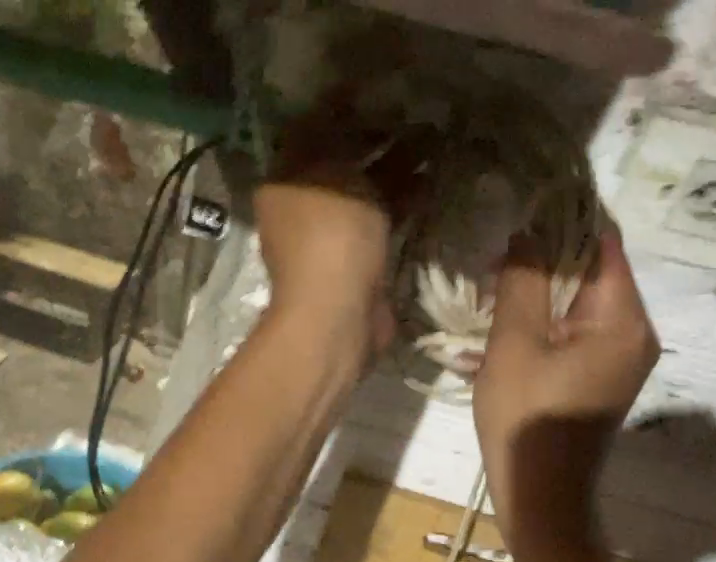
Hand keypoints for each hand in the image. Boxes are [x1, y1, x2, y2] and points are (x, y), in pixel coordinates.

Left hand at [255, 103, 433, 345]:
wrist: (338, 315)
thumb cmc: (329, 234)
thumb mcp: (330, 170)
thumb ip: (339, 134)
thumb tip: (347, 103)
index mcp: (282, 184)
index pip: (309, 134)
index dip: (341, 111)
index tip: (378, 93)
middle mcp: (301, 210)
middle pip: (340, 163)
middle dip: (376, 139)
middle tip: (415, 113)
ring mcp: (330, 238)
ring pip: (365, 192)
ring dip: (396, 168)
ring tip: (434, 140)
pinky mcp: (359, 262)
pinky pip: (382, 220)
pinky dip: (403, 200)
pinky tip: (432, 179)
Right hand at [473, 229, 659, 551]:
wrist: (541, 499)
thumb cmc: (526, 421)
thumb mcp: (514, 345)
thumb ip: (523, 282)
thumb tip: (527, 234)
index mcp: (623, 319)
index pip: (602, 244)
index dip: (561, 222)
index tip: (518, 214)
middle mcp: (634, 334)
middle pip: (589, 278)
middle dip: (538, 268)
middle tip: (486, 268)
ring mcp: (618, 363)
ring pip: (574, 312)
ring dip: (529, 305)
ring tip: (480, 307)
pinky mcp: (598, 385)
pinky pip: (569, 343)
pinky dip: (535, 337)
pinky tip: (487, 348)